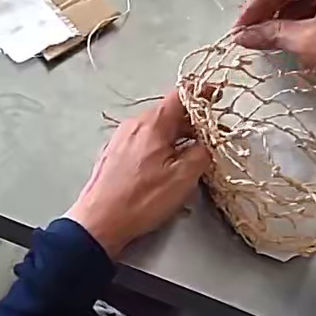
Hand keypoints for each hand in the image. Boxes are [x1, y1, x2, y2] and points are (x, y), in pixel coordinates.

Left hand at [63, 91, 211, 258]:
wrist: (100, 222)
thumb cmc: (141, 200)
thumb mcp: (183, 178)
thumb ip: (201, 153)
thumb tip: (207, 144)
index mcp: (153, 124)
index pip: (181, 96)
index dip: (202, 94)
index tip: (216, 96)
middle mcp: (134, 125)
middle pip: (169, 113)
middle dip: (193, 122)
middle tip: (211, 136)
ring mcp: (121, 139)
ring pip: (156, 130)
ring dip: (177, 137)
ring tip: (192, 156)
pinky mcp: (114, 155)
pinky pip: (143, 143)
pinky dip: (160, 148)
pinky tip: (167, 167)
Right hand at [232, 0, 315, 93]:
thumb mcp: (309, 43)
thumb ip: (272, 34)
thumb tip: (244, 35)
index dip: (257, 5)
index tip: (240, 27)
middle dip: (272, 11)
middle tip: (251, 34)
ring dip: (289, 16)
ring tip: (269, 39)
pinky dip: (308, 18)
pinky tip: (294, 35)